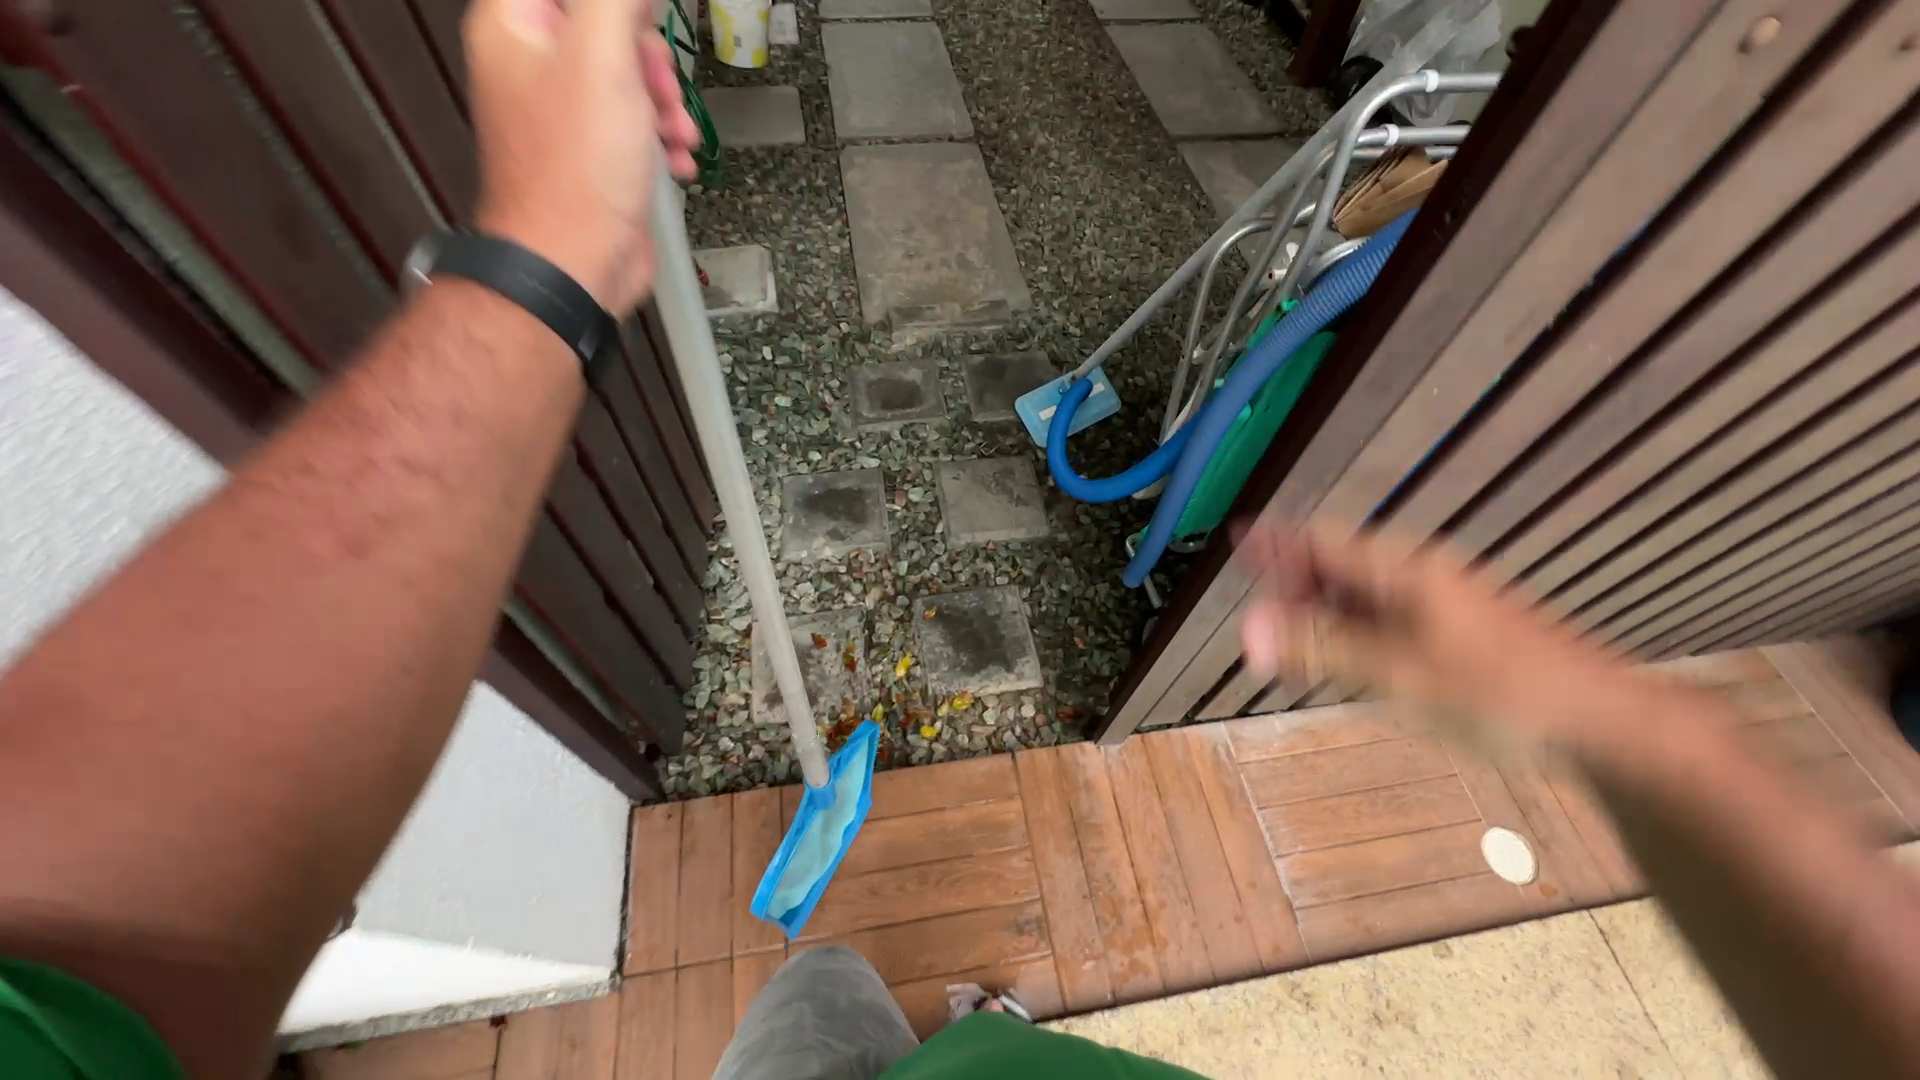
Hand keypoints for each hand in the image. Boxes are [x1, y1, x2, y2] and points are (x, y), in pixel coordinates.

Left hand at [464, 0, 701, 311]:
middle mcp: (536, 66)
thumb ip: (618, 2)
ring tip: (676, 135)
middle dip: (651, 58)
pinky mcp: (598, 157)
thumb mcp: (603, 59)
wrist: (578, 262)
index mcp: (516, 26)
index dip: (618, 5)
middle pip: (607, 26)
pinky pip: (638, 127)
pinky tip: (677, 162)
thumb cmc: (578, 170)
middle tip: (661, 86)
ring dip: (667, 104)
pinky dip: (664, 141)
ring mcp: (569, 116)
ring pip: (630, 78)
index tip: (646, 19)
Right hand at [1236, 524, 1634, 755]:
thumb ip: (1322, 649)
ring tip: (1291, 636)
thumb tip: (1249, 629)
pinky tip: (1349, 655)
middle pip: (1343, 565)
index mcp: (1405, 570)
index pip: (1323, 541)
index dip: (1277, 541)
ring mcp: (1447, 602)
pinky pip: (1391, 616)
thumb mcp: (1398, 673)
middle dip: (1296, 581)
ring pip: (1367, 594)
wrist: (1609, 723)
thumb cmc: (1499, 694)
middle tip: (1259, 609)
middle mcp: (1423, 574)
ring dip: (1325, 609)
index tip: (1238, 540)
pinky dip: (1356, 628)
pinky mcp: (1463, 631)